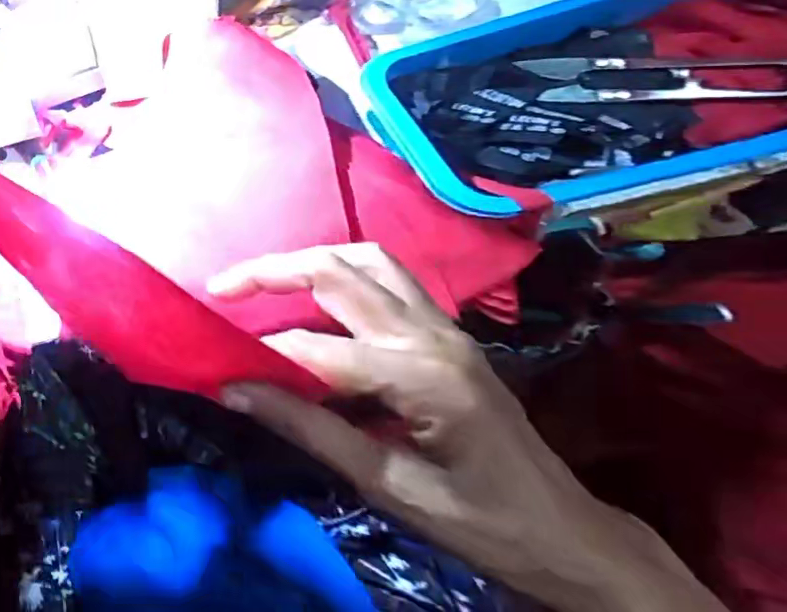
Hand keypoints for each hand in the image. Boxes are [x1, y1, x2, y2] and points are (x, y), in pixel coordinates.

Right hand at [207, 243, 722, 611]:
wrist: (576, 539)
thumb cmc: (482, 522)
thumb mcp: (388, 487)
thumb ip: (306, 428)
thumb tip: (230, 388)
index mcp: (422, 378)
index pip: (314, 348)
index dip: (260, 353)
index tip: (221, 366)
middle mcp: (430, 336)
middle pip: (334, 271)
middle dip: (267, 272)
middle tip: (220, 290)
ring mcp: (442, 327)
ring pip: (362, 259)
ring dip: (304, 262)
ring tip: (262, 283)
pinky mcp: (444, 330)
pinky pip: (383, 274)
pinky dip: (336, 271)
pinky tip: (313, 297)